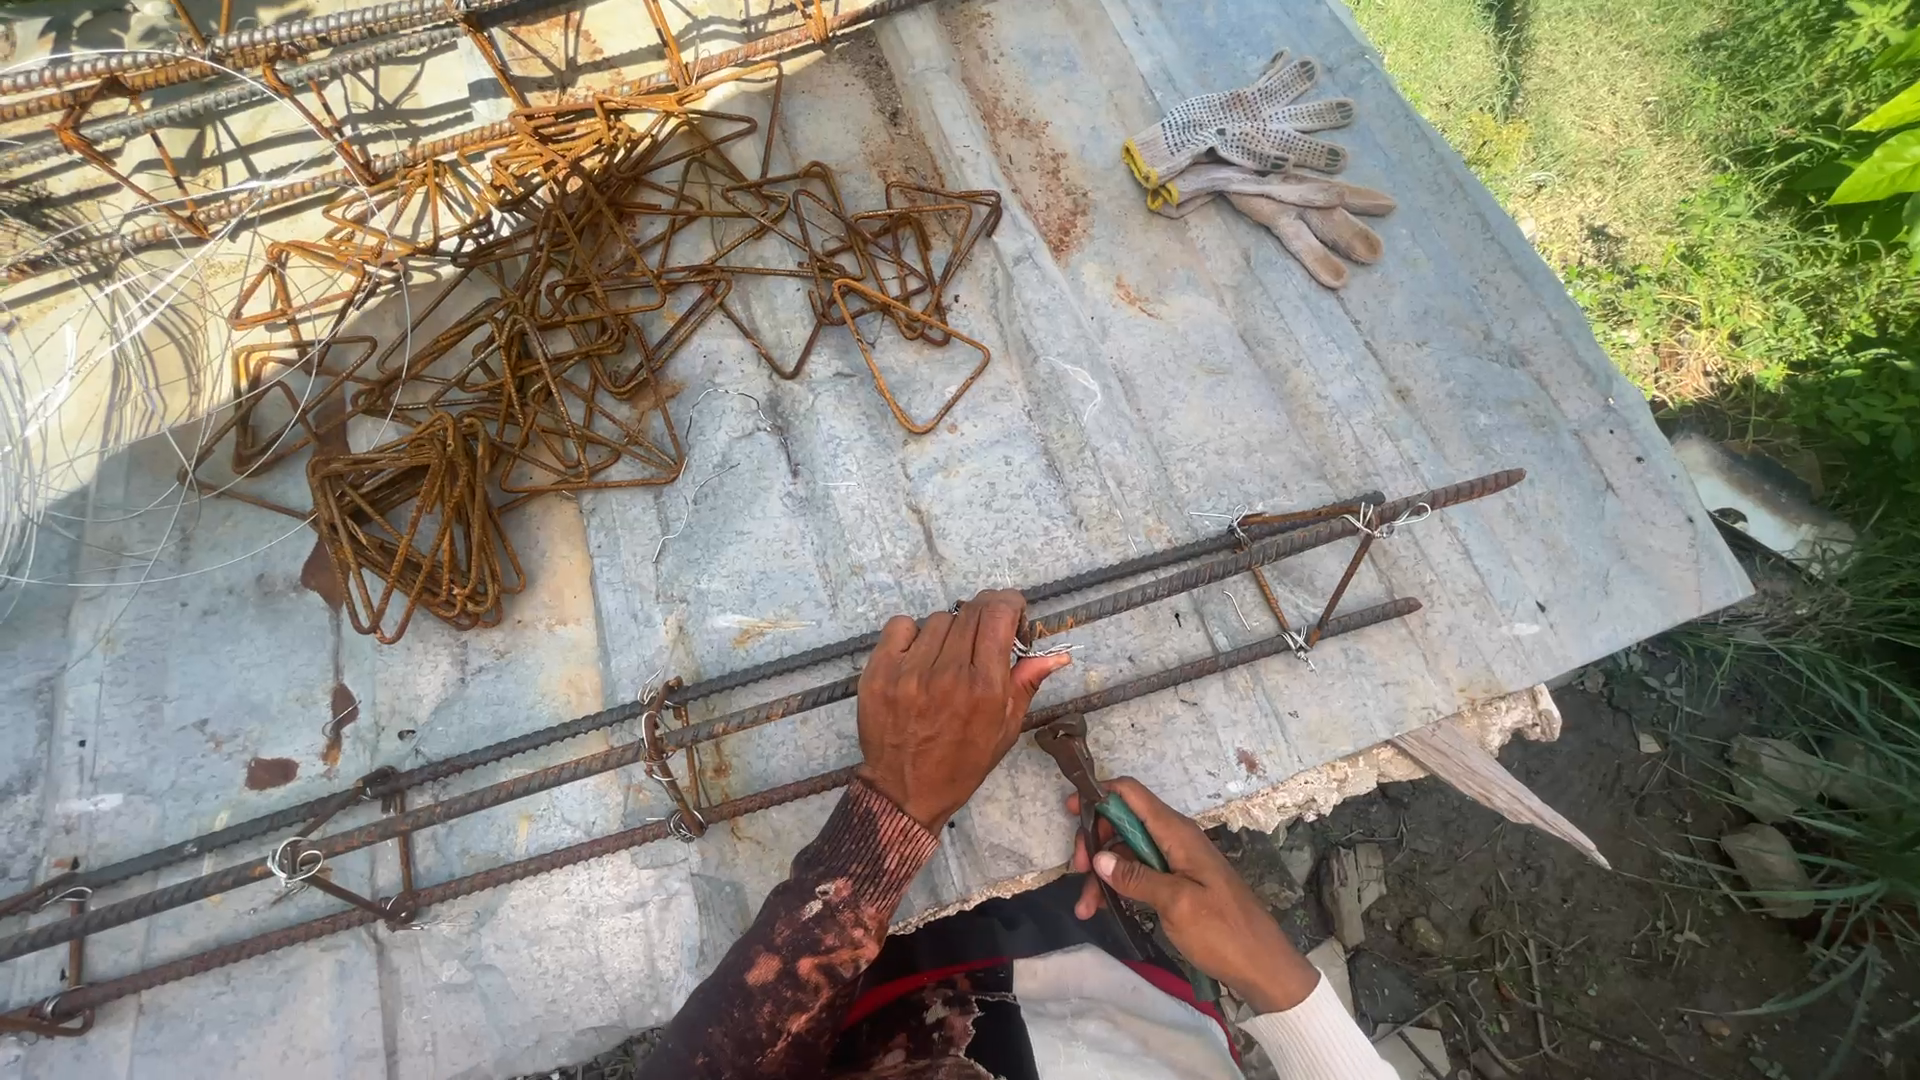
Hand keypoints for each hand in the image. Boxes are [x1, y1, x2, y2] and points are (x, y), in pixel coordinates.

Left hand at [857, 589, 1071, 830]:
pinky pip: (902, 625)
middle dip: (985, 613)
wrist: (905, 790)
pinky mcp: (879, 671)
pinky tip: (918, 657)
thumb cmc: (962, 762)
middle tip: (984, 634)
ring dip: (950, 630)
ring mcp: (910, 670)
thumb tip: (1058, 654)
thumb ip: (1027, 683)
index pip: (999, 614)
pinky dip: (913, 634)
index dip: (1010, 604)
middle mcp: (948, 673)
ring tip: (948, 658)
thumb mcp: (1005, 728)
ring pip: (939, 619)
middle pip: (971, 610)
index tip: (1011, 615)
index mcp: (985, 687)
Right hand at [1069, 777, 1319, 1012]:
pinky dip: (1117, 886)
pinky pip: (1137, 873)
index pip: (1131, 793)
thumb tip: (1099, 858)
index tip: (1071, 810)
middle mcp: (1173, 837)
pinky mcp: (1175, 882)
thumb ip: (1136, 877)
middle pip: (1122, 822)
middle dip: (1095, 841)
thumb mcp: (1176, 904)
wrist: (1265, 968)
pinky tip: (1101, 909)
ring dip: (1102, 873)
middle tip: (1078, 871)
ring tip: (1084, 906)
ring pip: (1125, 851)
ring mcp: (1174, 860)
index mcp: (1176, 831)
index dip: (1099, 794)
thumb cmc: (1223, 931)